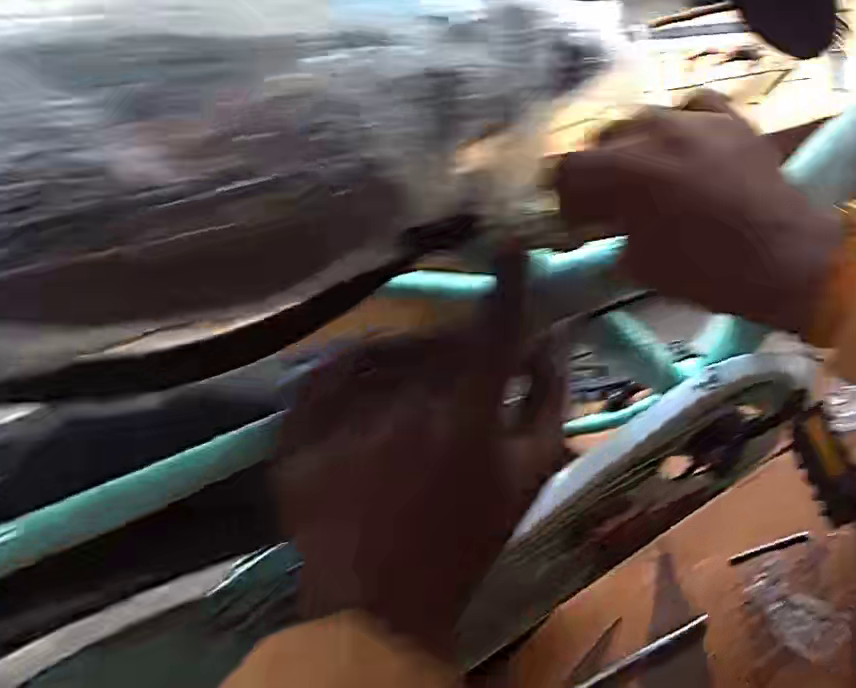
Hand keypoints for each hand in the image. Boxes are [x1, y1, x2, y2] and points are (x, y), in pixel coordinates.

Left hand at [275, 252, 567, 655]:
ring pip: (388, 355)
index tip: (513, 246)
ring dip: (414, 354)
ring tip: (422, 381)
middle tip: (474, 363)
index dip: (507, 284)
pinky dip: (349, 364)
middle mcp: (406, 412)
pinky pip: (324, 377)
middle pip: (442, 340)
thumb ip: (551, 396)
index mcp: (469, 418)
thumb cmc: (471, 536)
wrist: (378, 608)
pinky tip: (366, 373)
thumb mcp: (532, 469)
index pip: (495, 332)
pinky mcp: (299, 445)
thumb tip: (556, 337)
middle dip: (465, 340)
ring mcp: (347, 426)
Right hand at [553, 92, 842, 336]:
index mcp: (627, 170)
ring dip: (640, 144)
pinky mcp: (733, 120)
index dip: (567, 195)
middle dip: (602, 169)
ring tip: (652, 170)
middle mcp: (656, 132)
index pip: (570, 168)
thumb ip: (615, 236)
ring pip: (648, 117)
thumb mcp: (646, 265)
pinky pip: (696, 105)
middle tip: (613, 198)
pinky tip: (688, 140)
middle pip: (606, 137)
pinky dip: (685, 121)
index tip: (577, 216)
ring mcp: (698, 121)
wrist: (787, 258)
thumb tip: (605, 226)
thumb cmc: (713, 272)